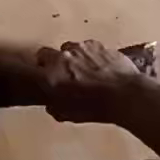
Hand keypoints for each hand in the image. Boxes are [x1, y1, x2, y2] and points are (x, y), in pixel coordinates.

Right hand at [33, 40, 159, 124]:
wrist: (126, 95)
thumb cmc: (96, 108)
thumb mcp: (70, 115)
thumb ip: (55, 107)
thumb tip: (51, 104)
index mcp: (52, 74)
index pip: (34, 66)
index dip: (39, 72)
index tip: (44, 78)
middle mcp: (62, 56)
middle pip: (48, 53)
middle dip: (52, 62)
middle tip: (63, 75)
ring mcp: (81, 47)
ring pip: (68, 49)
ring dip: (71, 57)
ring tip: (84, 70)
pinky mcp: (98, 44)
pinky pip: (87, 47)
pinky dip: (89, 55)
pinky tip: (99, 67)